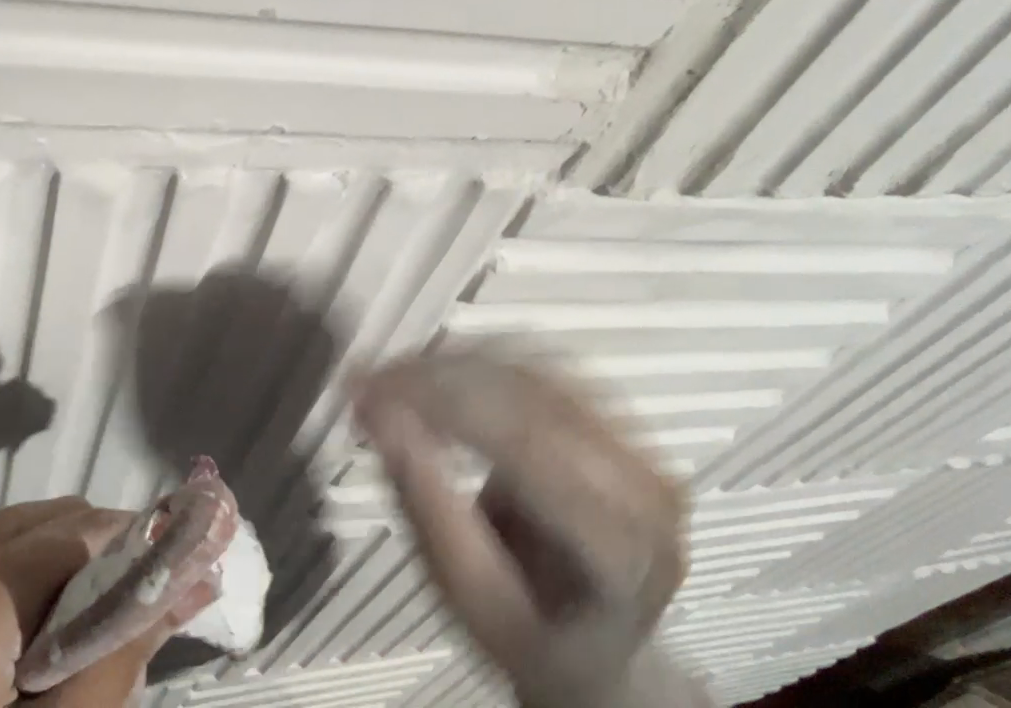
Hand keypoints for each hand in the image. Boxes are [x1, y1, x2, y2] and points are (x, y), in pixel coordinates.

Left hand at [0, 497, 166, 707]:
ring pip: (21, 528)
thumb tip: (191, 586)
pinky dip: (26, 570)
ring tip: (93, 624)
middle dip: (108, 553)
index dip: (143, 547)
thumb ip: (120, 657)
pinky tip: (37, 628)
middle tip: (144, 609)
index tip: (187, 574)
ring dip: (68, 560)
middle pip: (55, 518)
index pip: (87, 531)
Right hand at [353, 348, 709, 707]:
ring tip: (389, 377)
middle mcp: (646, 485)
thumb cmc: (531, 635)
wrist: (598, 649)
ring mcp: (640, 448)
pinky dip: (478, 362)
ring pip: (534, 369)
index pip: (524, 444)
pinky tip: (432, 373)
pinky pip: (542, 368)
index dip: (439, 404)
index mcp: (621, 545)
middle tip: (364, 384)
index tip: (367, 395)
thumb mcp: (469, 596)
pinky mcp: (618, 424)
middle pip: (529, 396)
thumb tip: (379, 417)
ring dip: (450, 362)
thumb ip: (427, 507)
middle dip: (434, 378)